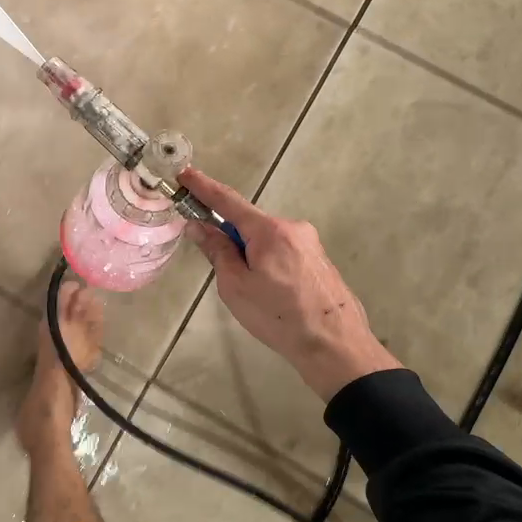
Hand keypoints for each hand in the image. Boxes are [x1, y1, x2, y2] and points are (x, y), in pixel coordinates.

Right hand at [178, 168, 401, 400]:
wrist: (337, 348)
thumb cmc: (279, 316)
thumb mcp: (236, 286)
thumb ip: (217, 251)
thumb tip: (200, 226)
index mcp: (270, 230)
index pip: (228, 201)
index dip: (203, 187)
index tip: (184, 173)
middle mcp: (293, 228)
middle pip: (248, 223)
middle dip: (230, 238)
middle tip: (223, 271)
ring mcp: (310, 244)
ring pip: (266, 240)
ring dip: (250, 255)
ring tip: (253, 294)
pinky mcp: (319, 260)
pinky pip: (282, 252)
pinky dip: (267, 263)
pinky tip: (271, 294)